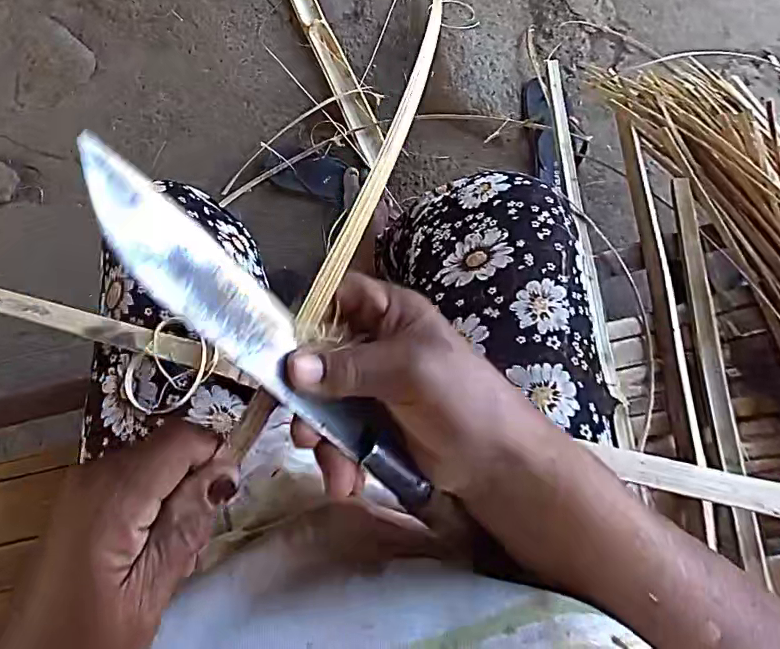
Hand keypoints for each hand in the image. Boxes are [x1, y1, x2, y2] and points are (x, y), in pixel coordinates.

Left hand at [0, 422, 236, 648]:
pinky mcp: (80, 495)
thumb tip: (225, 471)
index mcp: (113, 492)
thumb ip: (187, 525)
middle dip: (194, 483)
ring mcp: (84, 481)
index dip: (213, 455)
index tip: (226, 496)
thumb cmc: (84, 641)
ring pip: (155, 461)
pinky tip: (146, 550)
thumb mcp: (148, 594)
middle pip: (169, 448)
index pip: (182, 437)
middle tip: (194, 543)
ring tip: (168, 556)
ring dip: (175, 496)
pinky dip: (153, 502)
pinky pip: (134, 477)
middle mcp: (95, 471)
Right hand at [284, 272, 566, 501]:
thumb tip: (291, 365)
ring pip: (322, 399)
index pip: (336, 296)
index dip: (306, 315)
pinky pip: (337, 432)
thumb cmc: (461, 397)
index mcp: (388, 312)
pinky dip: (337, 458)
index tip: (279, 348)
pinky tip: (347, 483)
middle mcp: (373, 342)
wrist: (500, 466)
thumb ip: (349, 367)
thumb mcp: (407, 371)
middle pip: (318, 354)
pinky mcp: (370, 423)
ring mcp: (370, 384)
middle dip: (306, 395)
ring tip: (333, 470)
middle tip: (302, 431)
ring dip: (321, 436)